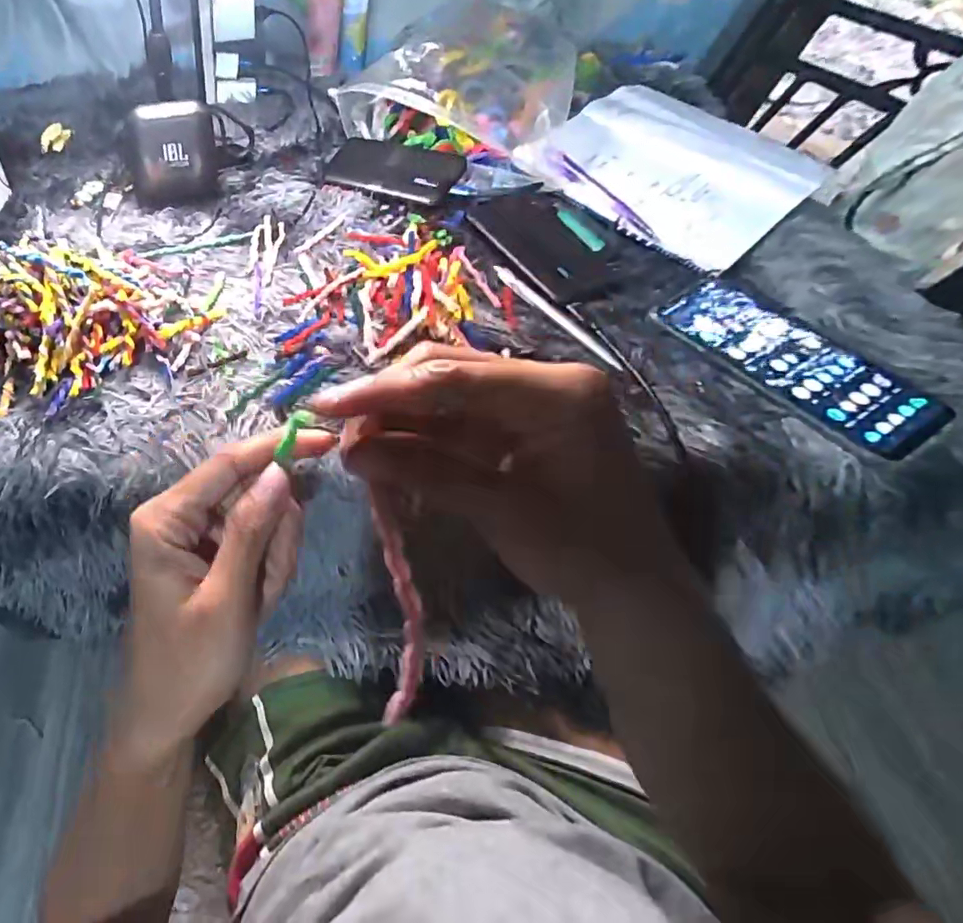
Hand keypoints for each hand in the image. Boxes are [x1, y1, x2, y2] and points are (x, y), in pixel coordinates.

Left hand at [117, 427, 337, 757]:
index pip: (226, 464)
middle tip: (267, 586)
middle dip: (274, 536)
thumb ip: (252, 530)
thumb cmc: (189, 662)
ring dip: (272, 558)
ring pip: (259, 518)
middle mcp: (176, 514)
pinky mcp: (211, 550)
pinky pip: (255, 541)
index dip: (276, 448)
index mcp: (165, 517)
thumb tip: (279, 471)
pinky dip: (267, 569)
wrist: (166, 716)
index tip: (324, 439)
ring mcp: (194, 532)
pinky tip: (255, 602)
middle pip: (249, 493)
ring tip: (256, 602)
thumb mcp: (228, 597)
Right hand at [307, 343, 688, 609]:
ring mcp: (525, 403)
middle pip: (445, 372)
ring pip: (442, 394)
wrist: (633, 592)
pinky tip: (384, 453)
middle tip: (340, 432)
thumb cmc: (581, 552)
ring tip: (355, 449)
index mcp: (555, 391)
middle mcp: (540, 382)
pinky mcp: (511, 426)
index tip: (329, 405)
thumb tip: (351, 453)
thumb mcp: (498, 511)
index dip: (384, 390)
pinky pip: (451, 421)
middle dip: (387, 401)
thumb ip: (423, 473)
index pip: (453, 376)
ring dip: (396, 419)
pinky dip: (416, 437)